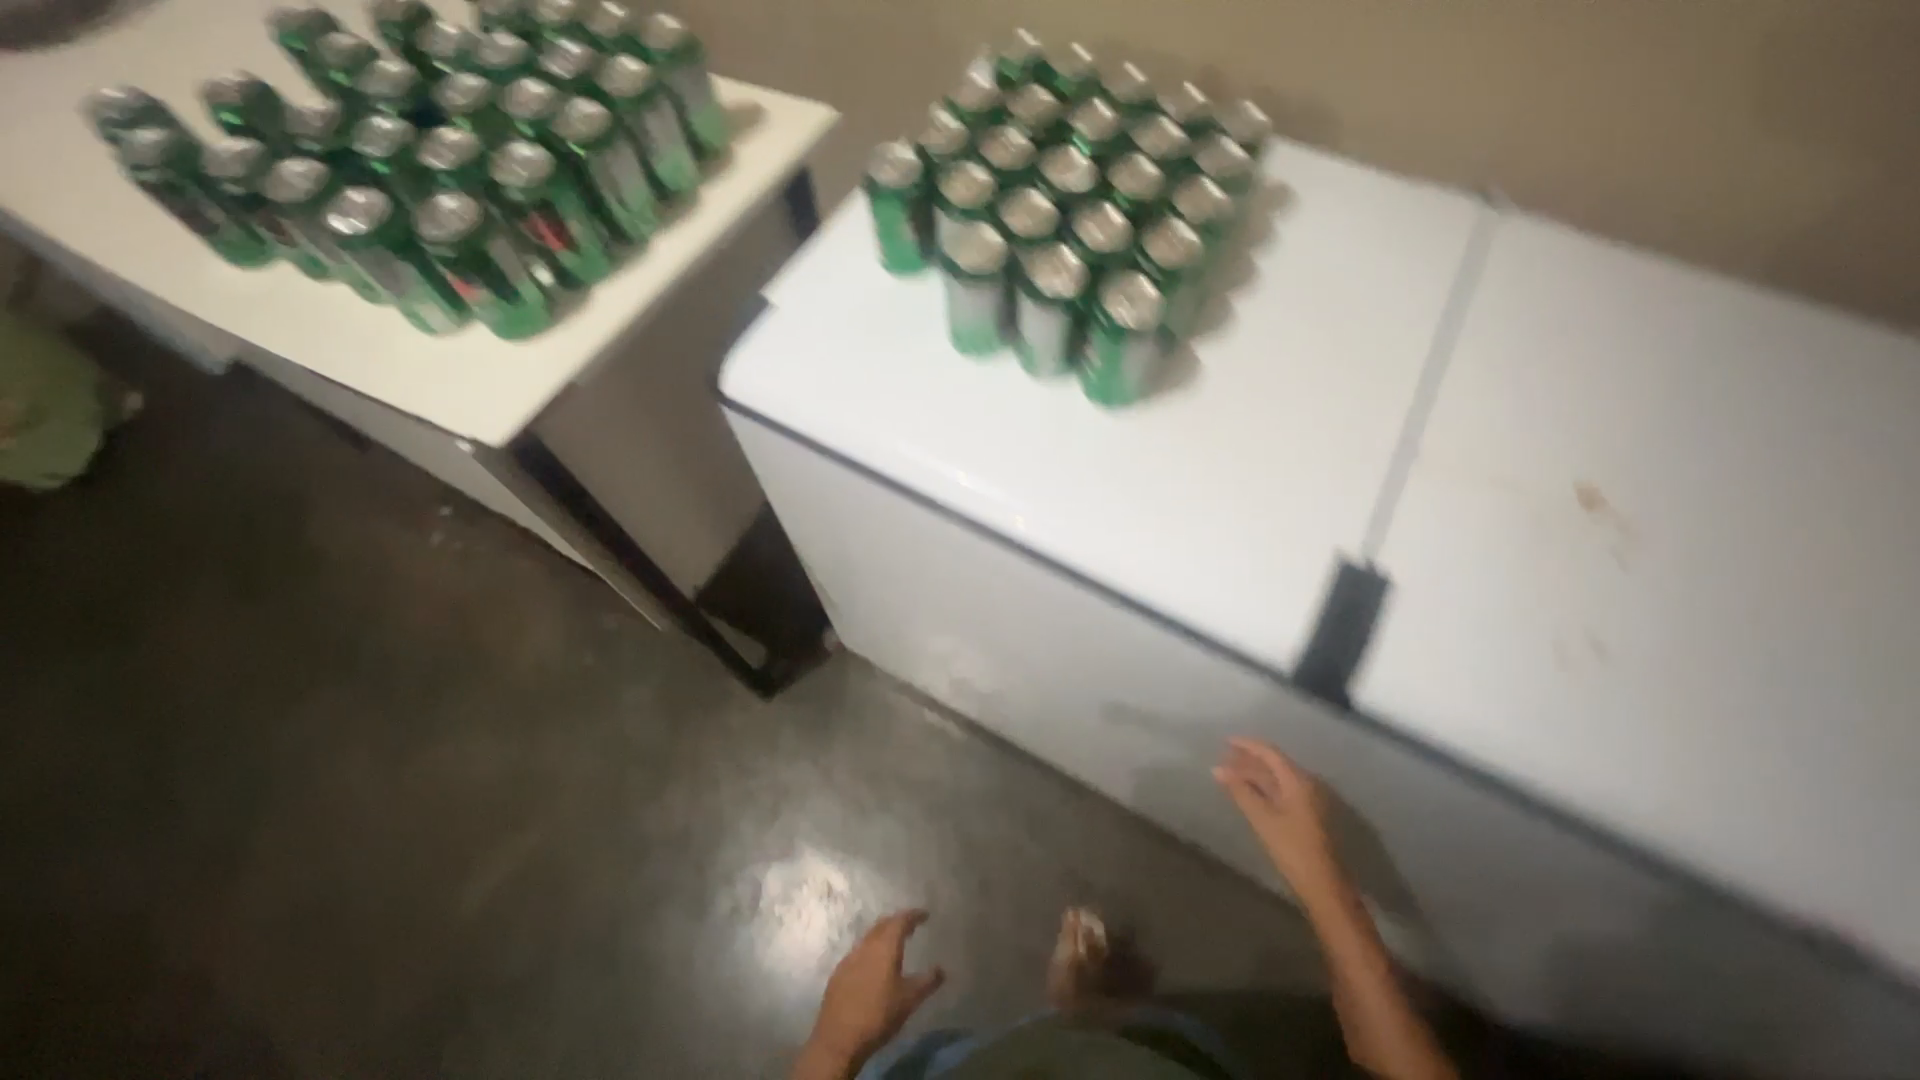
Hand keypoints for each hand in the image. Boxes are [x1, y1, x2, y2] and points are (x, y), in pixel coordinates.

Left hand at [803, 909, 945, 1073]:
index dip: (913, 915)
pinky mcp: (838, 974)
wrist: (839, 1038)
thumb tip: (941, 969)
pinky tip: (873, 965)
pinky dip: (870, 950)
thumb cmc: (879, 1015)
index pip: (900, 921)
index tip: (924, 914)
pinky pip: (858, 952)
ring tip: (894, 943)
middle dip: (897, 922)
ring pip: (868, 938)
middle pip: (882, 925)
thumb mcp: (909, 1000)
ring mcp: (849, 959)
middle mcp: (865, 947)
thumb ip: (927, 982)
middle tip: (910, 926)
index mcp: (884, 948)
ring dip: (882, 935)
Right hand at [1215, 738, 1343, 896]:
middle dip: (1249, 760)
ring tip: (1232, 774)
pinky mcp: (1309, 814)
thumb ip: (1240, 791)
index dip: (1247, 745)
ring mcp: (1310, 799)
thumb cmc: (1292, 849)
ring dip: (1256, 774)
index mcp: (1298, 781)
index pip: (1270, 752)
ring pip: (1279, 778)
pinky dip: (1265, 787)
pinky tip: (1250, 794)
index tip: (1225, 741)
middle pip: (1275, 763)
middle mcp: (1307, 784)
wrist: (1325, 884)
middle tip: (1224, 758)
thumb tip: (1218, 769)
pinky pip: (1283, 790)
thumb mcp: (1262, 819)